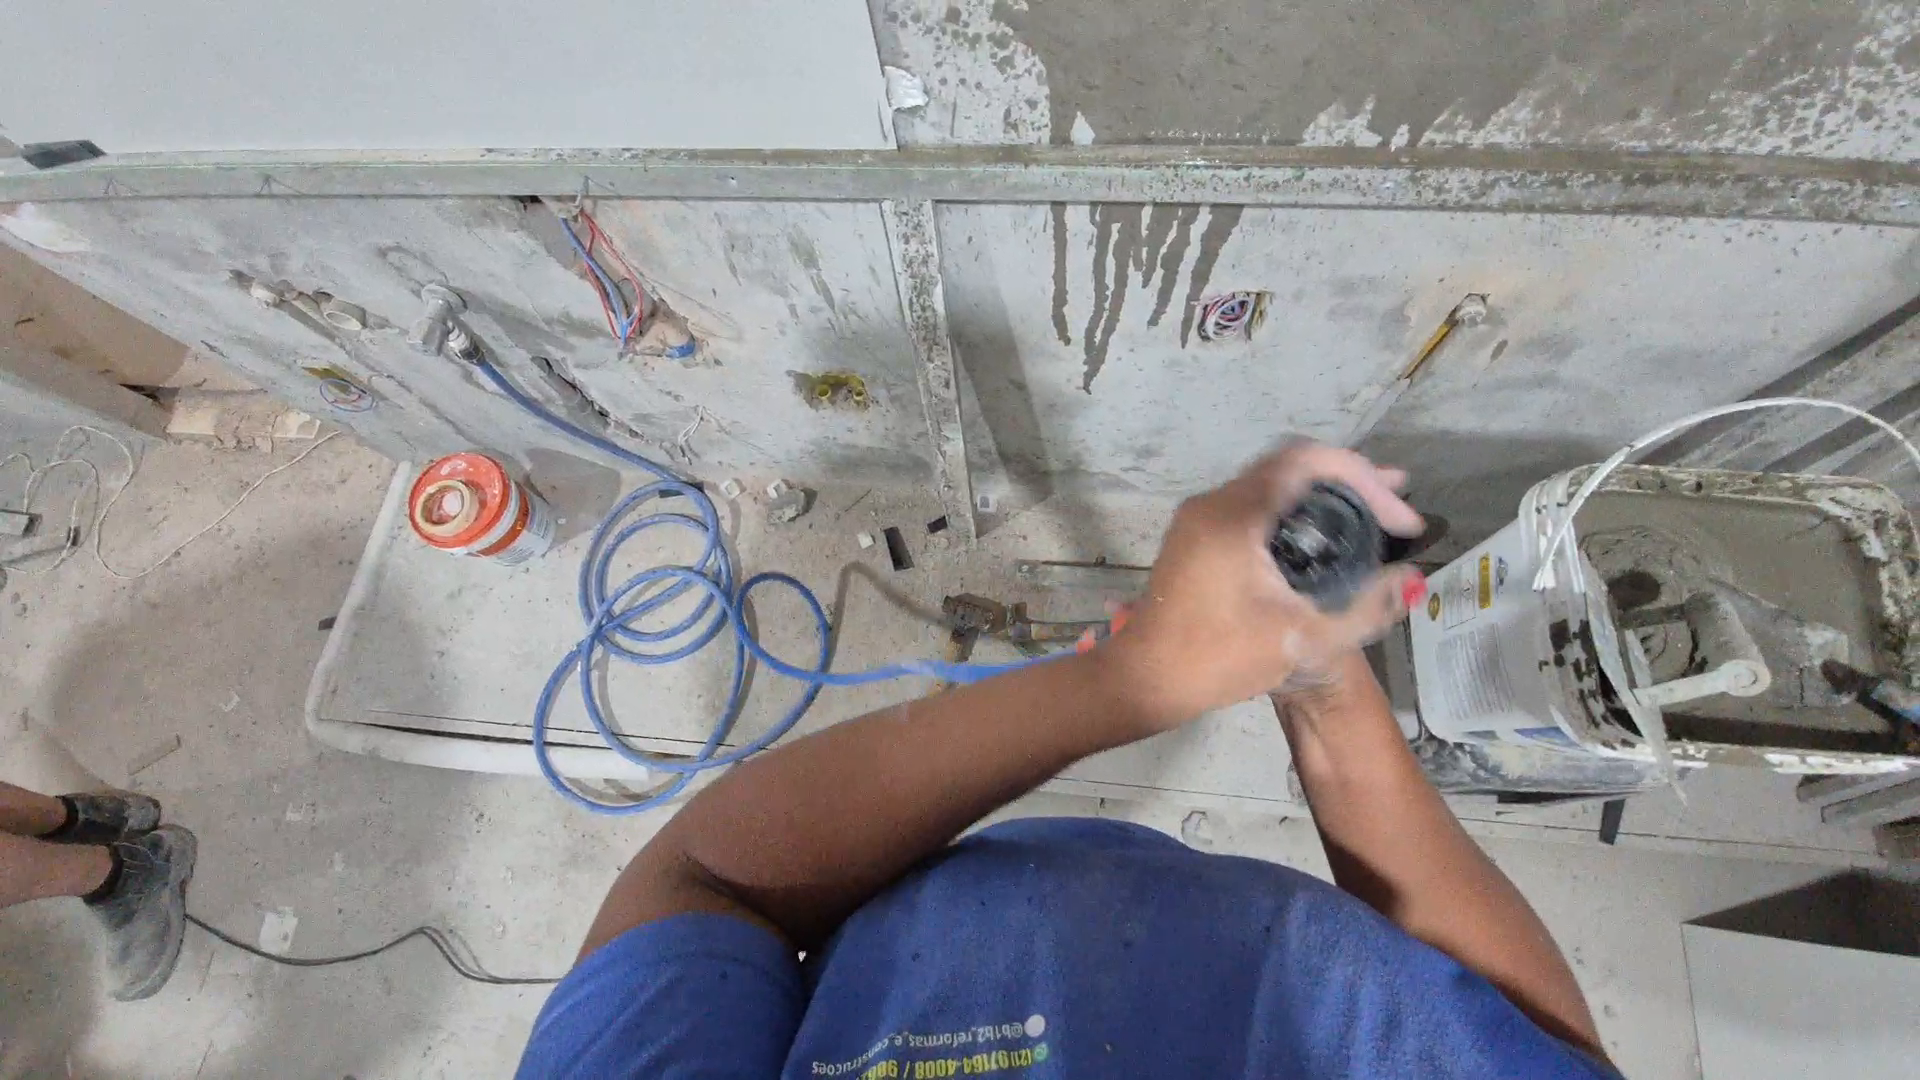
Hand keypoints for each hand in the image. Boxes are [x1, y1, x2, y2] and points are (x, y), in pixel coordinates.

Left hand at [1100, 441, 1424, 728]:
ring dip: (1320, 494)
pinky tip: (1321, 534)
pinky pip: (1251, 504)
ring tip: (1371, 512)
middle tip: (1395, 503)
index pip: (1307, 462)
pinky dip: (1290, 510)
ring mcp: (1198, 517)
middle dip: (1348, 480)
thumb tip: (1411, 579)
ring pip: (1269, 483)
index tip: (1400, 520)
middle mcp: (1211, 503)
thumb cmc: (1218, 658)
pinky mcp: (1194, 535)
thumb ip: (1365, 608)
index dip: (1364, 479)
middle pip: (1289, 466)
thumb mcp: (1302, 639)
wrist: (1147, 677)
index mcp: (1233, 516)